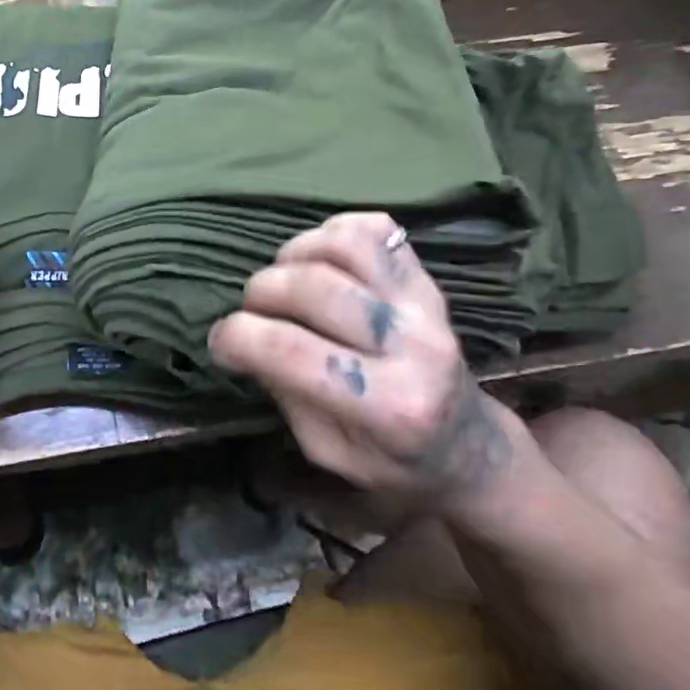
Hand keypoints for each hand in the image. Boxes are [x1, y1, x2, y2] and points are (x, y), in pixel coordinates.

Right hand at [208, 212, 514, 510]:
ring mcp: (425, 304)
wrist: (469, 446)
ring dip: (293, 257)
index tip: (219, 345)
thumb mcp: (327, 452)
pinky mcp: (425, 277)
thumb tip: (244, 338)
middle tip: (253, 316)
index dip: (233, 338)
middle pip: (309, 286)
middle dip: (258, 295)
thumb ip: (284, 392)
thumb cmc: (390, 460)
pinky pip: (370, 228)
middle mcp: (414, 346)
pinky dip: (329, 235)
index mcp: (390, 405)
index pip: (286, 350)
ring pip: (341, 245)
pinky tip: (318, 264)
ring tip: (286, 283)